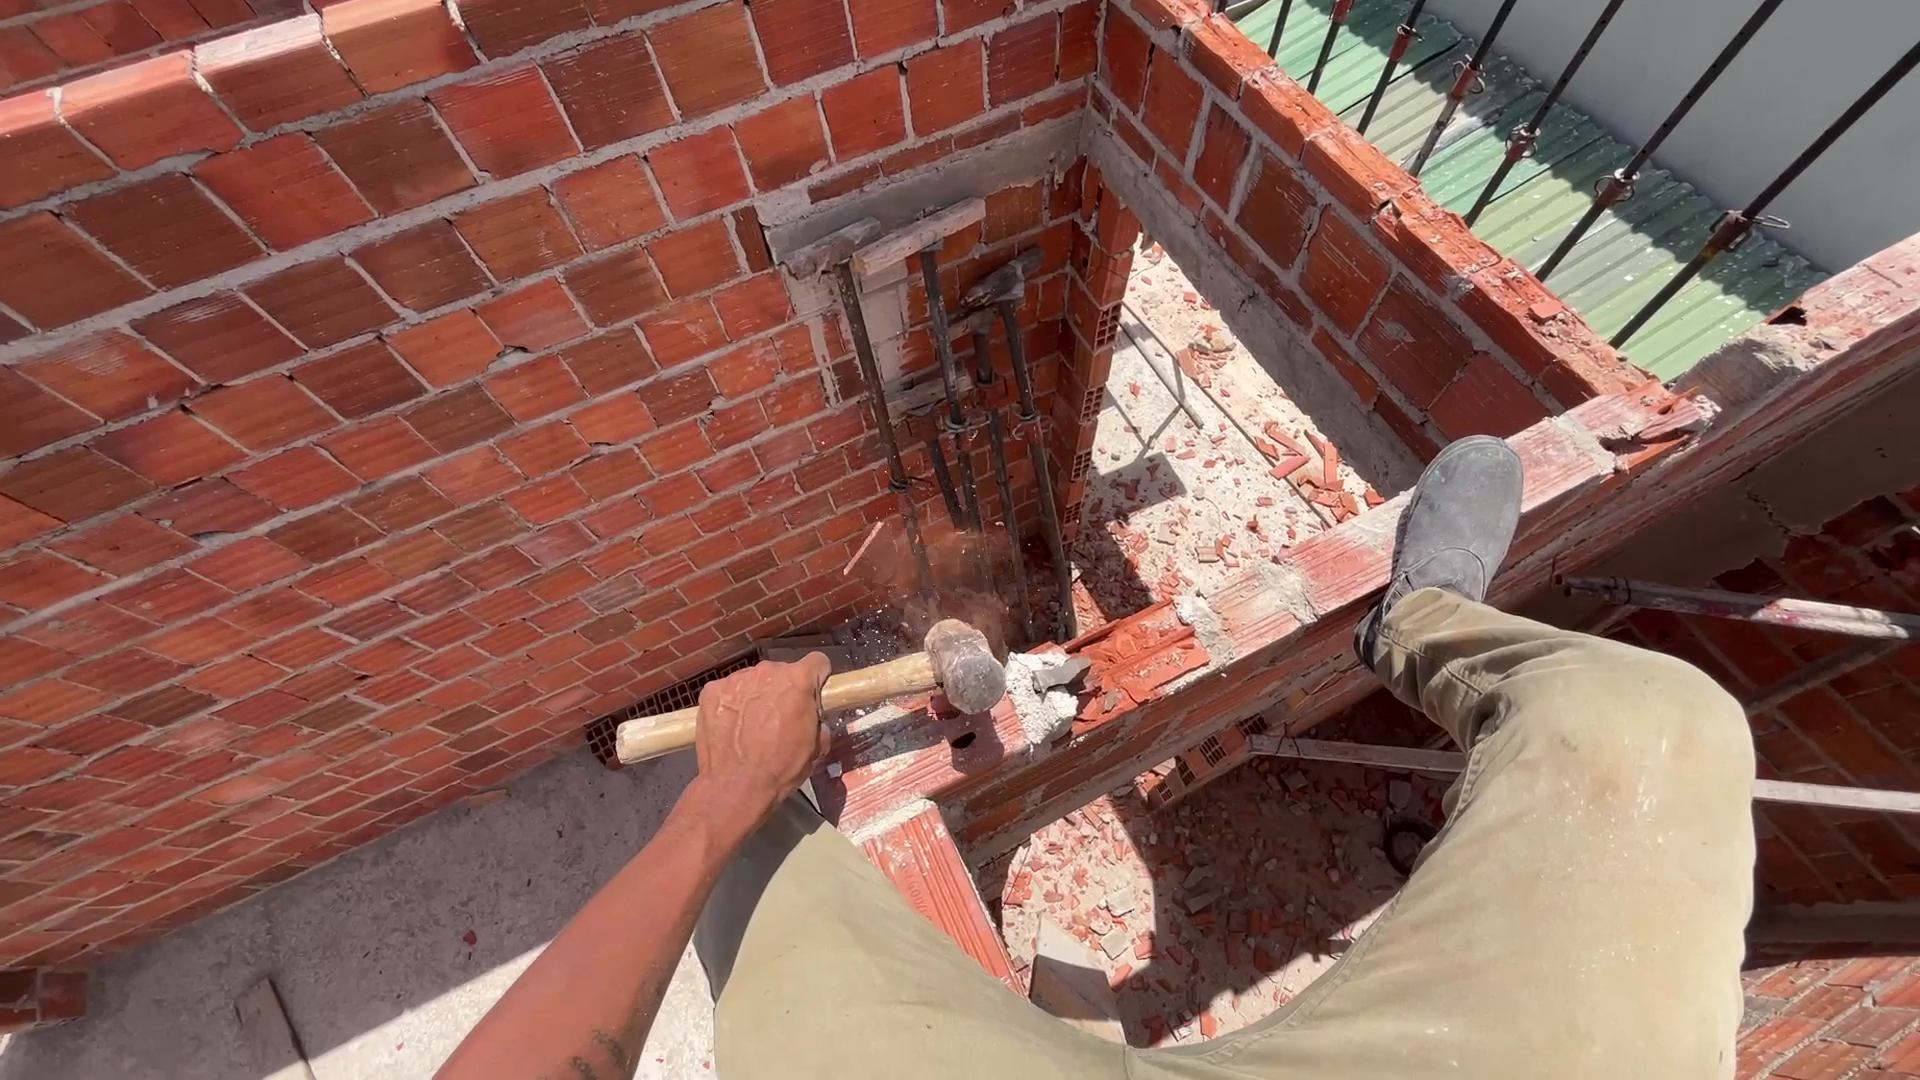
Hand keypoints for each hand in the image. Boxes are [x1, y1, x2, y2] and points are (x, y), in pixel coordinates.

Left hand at [692, 653, 831, 823]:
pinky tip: (732, 726)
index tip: (812, 693)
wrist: (736, 786)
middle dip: (783, 690)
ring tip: (752, 725)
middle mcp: (768, 671)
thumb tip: (809, 713)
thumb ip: (816, 717)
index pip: (817, 661)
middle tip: (780, 717)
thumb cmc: (781, 768)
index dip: (817, 678)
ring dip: (757, 695)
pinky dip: (732, 703)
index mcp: (798, 680)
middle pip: (782, 671)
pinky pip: (728, 691)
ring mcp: (736, 679)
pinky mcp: (711, 691)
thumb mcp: (817, 744)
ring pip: (754, 681)